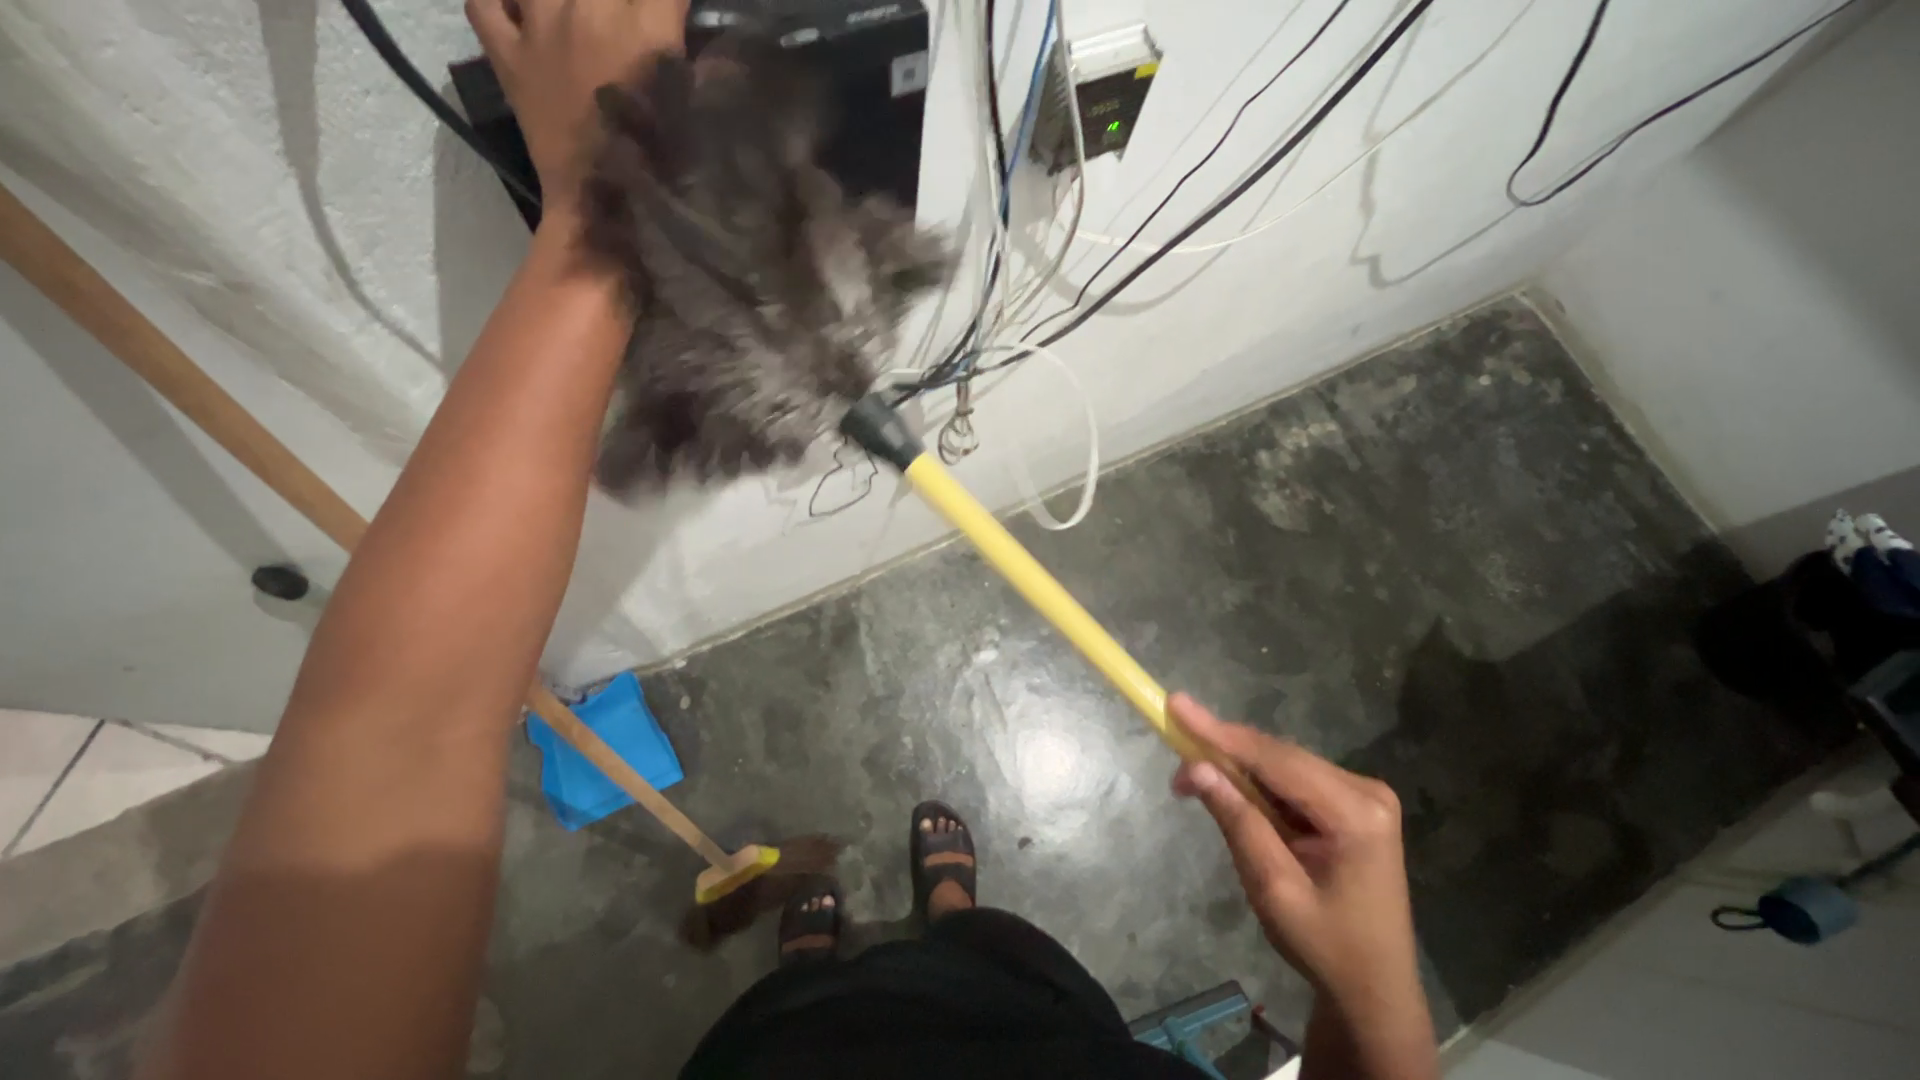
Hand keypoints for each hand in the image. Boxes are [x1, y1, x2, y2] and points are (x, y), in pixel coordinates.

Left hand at [466, 0, 688, 218]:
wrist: (600, 213)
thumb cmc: (662, 172)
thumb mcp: (697, 118)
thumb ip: (708, 74)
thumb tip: (723, 53)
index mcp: (645, 26)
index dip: (674, 3)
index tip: (681, 17)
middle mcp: (589, 8)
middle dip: (629, 2)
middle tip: (635, 23)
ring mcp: (539, 26)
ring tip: (585, 16)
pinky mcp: (507, 55)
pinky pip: (485, 3)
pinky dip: (500, 0)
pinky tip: (522, 11)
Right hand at [1169, 694, 1421, 1005]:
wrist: (1374, 987)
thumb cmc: (1324, 944)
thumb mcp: (1272, 887)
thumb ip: (1237, 821)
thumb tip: (1195, 767)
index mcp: (1355, 812)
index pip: (1276, 760)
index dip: (1221, 733)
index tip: (1177, 705)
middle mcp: (1366, 791)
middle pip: (1280, 757)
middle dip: (1224, 754)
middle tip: (1175, 765)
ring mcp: (1364, 796)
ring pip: (1284, 766)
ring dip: (1239, 771)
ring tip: (1192, 782)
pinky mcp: (1354, 806)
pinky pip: (1295, 781)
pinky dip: (1259, 785)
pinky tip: (1233, 794)